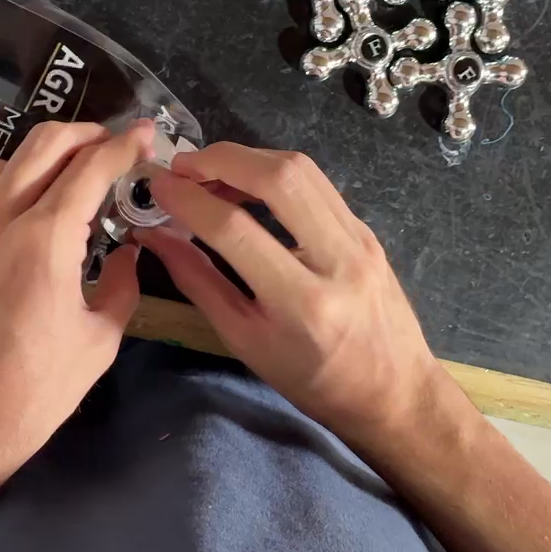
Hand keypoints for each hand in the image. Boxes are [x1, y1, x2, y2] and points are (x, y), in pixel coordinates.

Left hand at [0, 120, 154, 492]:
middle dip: (87, 134)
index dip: (124, 146)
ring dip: (49, 152)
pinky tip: (34, 203)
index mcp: (43, 242)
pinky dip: (15, 177)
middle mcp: (0, 221)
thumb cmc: (33, 394)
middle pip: (44, 144)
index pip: (90, 169)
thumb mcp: (98, 341)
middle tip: (118, 148)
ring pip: (9, 160)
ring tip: (78, 172)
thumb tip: (128, 252)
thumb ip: (120, 284)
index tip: (148, 133)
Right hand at [138, 144, 448, 442]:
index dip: (189, 201)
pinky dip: (274, 173)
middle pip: (278, 178)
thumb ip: (199, 282)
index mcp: (301, 302)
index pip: (234, 230)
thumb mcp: (246, 341)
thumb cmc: (312, 380)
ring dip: (248, 159)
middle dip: (222, 160)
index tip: (157, 187)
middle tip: (182, 166)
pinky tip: (247, 185)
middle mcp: (337, 259)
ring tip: (208, 173)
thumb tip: (156, 236)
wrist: (395, 392)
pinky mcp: (366, 229)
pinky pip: (317, 183)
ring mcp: (359, 238)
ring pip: (302, 170)